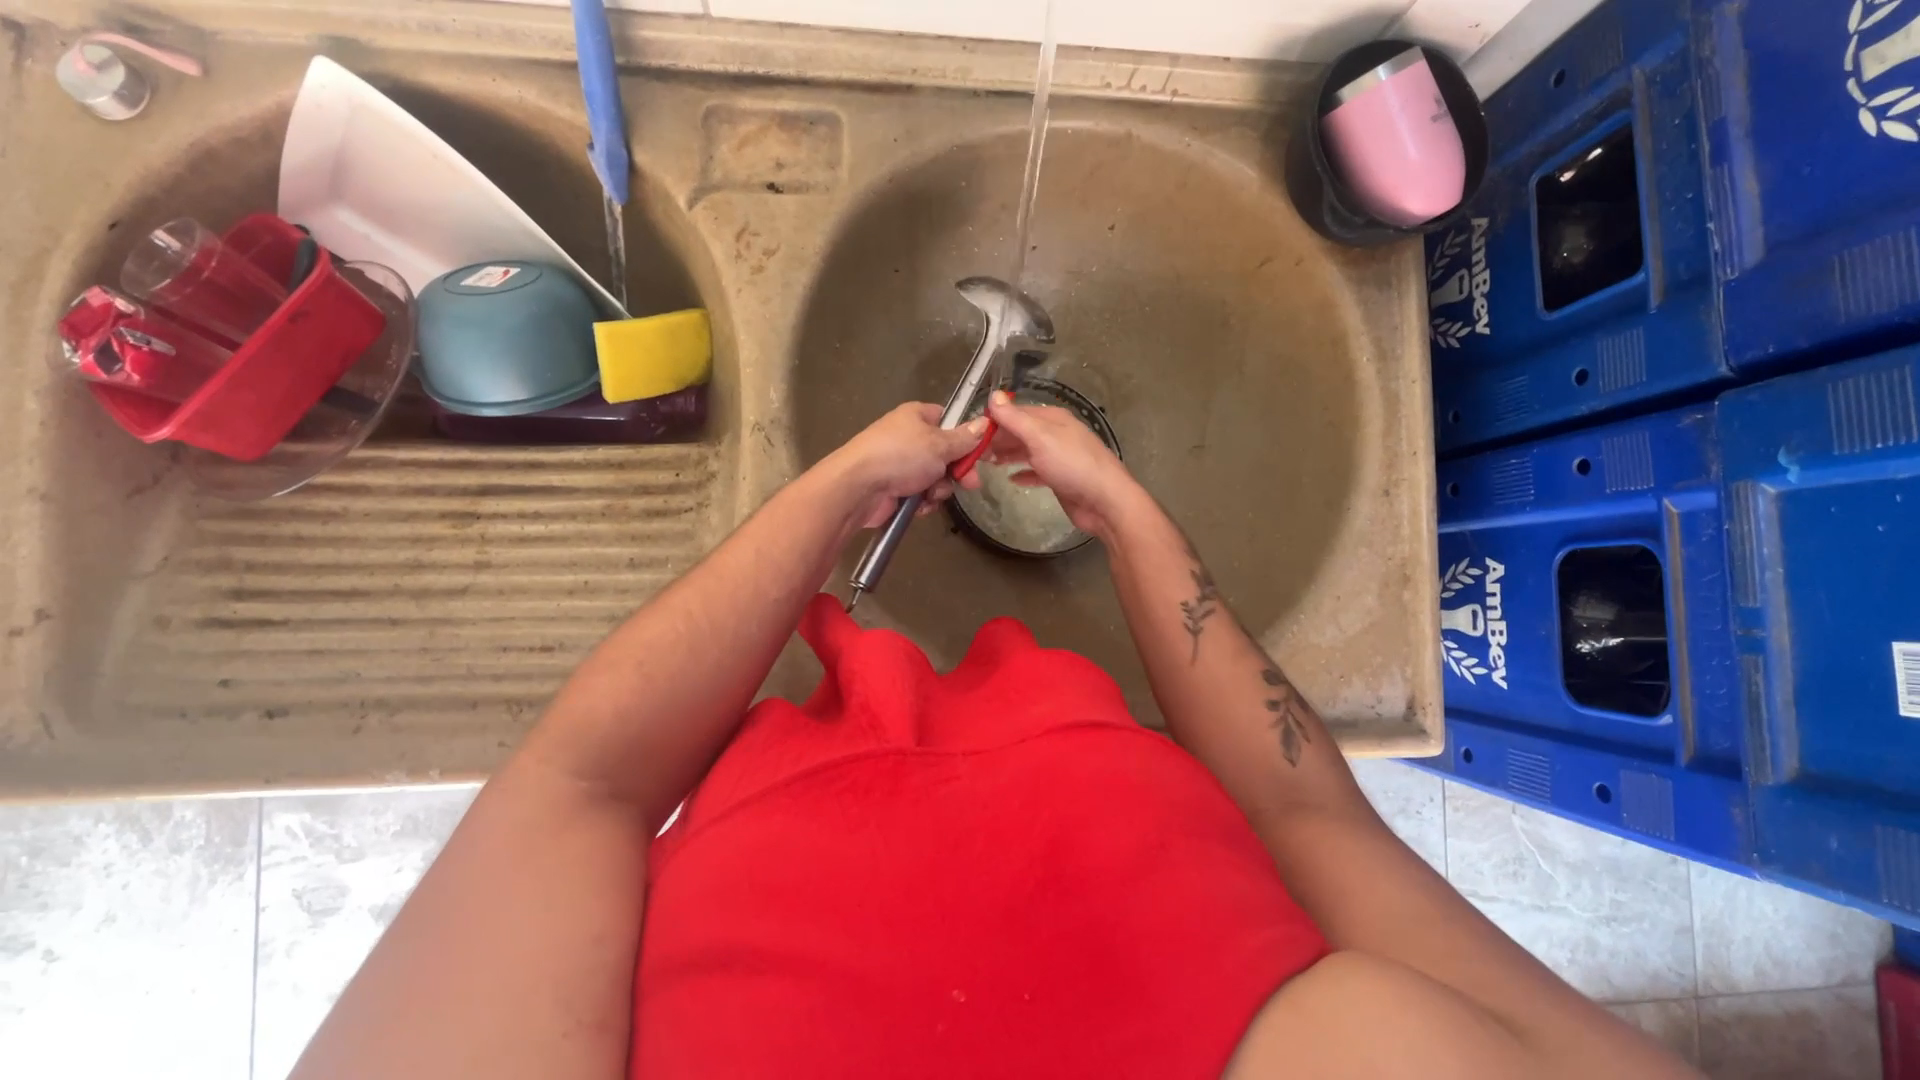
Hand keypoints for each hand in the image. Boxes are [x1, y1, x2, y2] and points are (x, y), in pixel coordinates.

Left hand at [826, 403, 989, 528]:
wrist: (859, 487)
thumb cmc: (901, 456)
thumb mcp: (939, 444)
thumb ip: (965, 438)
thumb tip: (985, 422)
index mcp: (916, 416)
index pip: (947, 419)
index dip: (965, 434)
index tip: (981, 450)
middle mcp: (908, 437)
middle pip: (945, 453)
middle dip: (957, 470)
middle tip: (969, 483)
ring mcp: (901, 464)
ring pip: (935, 477)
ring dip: (939, 488)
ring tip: (931, 494)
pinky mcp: (894, 488)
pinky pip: (920, 493)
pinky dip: (923, 500)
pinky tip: (918, 505)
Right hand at [984, 390, 1137, 535]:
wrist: (1105, 501)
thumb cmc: (1072, 465)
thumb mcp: (1040, 437)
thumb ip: (1015, 418)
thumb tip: (993, 395)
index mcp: (1052, 419)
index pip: (1017, 412)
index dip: (995, 420)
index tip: (972, 432)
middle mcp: (1056, 434)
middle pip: (1021, 431)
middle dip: (999, 439)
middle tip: (975, 451)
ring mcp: (1060, 457)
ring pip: (1028, 451)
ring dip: (1008, 455)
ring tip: (986, 463)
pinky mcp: (1061, 479)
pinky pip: (1037, 472)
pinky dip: (1023, 473)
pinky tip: (1011, 479)